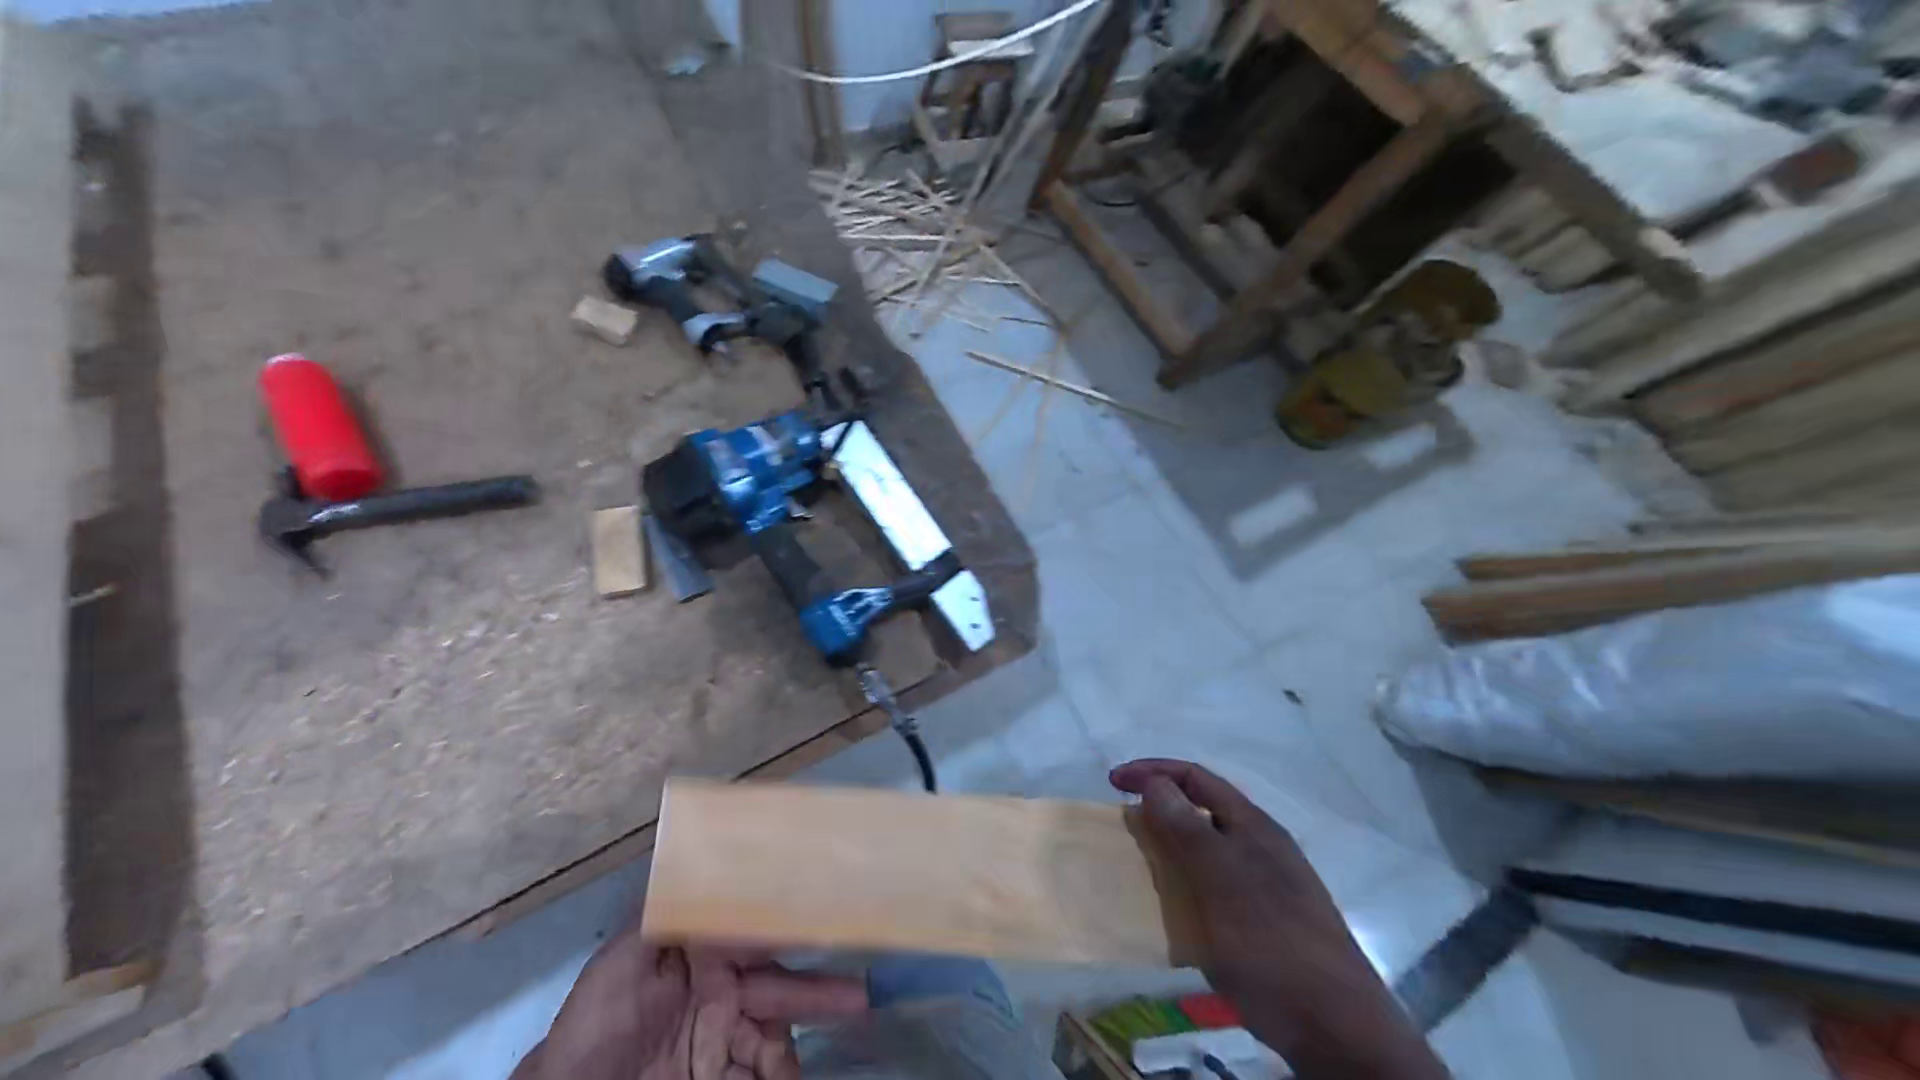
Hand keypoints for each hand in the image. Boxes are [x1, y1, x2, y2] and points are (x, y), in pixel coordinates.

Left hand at [511, 917, 867, 1079]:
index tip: (828, 922)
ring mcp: (720, 1043)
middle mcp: (722, 997)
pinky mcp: (719, 1077)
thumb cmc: (599, 1021)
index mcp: (705, 961)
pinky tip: (788, 1075)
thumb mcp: (627, 957)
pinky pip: (756, 1074)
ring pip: (773, 1040)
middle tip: (860, 997)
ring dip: (794, 1050)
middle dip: (818, 994)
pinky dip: (777, 1074)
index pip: (758, 941)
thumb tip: (707, 856)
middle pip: (779, 993)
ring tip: (795, 1069)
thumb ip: (670, 912)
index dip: (792, 932)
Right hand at [1111, 759, 1447, 1079]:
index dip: (1152, 771)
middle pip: (1202, 808)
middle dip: (1160, 806)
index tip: (1112, 783)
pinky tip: (1172, 906)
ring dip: (1170, 845)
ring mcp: (1264, 885)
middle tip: (1124, 822)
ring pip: (1205, 848)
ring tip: (1140, 861)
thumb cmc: (1271, 942)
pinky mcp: (1261, 921)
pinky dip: (1184, 882)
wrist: (1336, 1028)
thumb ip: (1186, 827)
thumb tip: (1155, 782)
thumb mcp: (1221, 878)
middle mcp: (1260, 847)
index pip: (1196, 777)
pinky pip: (1211, 884)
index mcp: (1253, 826)